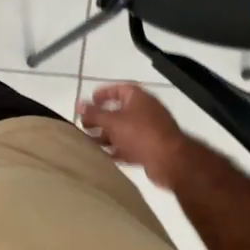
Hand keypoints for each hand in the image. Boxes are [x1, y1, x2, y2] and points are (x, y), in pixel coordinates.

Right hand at [78, 83, 194, 187]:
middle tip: (84, 126)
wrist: (170, 160)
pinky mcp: (150, 148)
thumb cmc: (140, 134)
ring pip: (123, 131)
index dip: (103, 94)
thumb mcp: (113, 121)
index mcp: (138, 98)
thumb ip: (94, 113)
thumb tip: (78, 103)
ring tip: (88, 143)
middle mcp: (145, 111)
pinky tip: (103, 157)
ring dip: (107, 136)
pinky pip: (129, 146)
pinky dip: (116, 150)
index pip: (118, 89)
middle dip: (101, 119)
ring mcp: (149, 131)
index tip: (89, 102)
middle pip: (119, 111)